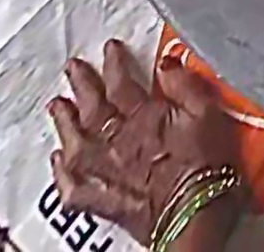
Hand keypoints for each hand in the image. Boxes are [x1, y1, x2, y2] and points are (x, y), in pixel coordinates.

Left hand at [48, 40, 240, 247]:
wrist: (199, 215)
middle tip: (71, 68)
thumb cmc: (206, 160)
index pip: (121, 84)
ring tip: (57, 106)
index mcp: (144, 118)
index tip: (109, 47)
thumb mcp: (206, 111)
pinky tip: (58, 161)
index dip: (113, 63)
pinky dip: (61, 175)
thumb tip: (165, 63)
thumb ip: (184, 84)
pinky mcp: (106, 203)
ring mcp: (108, 174)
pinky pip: (74, 189)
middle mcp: (119, 143)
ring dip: (65, 123)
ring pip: (77, 145)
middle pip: (93, 110)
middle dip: (81, 85)